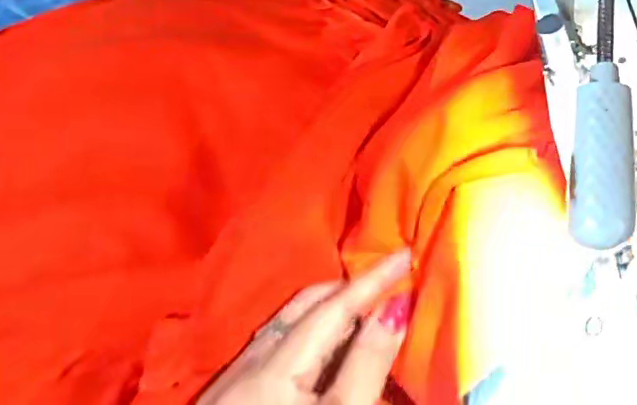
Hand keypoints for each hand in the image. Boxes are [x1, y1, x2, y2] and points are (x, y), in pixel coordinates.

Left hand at [196, 250, 413, 404]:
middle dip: (347, 289)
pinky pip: (271, 346)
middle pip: (305, 307)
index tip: (407, 251)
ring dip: (324, 310)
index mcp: (277, 365)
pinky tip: (314, 349)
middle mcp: (249, 363)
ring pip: (284, 325)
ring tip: (358, 307)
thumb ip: (366, 364)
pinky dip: (302, 334)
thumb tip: (397, 306)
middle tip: (386, 280)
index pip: (336, 305)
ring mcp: (230, 385)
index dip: (374, 279)